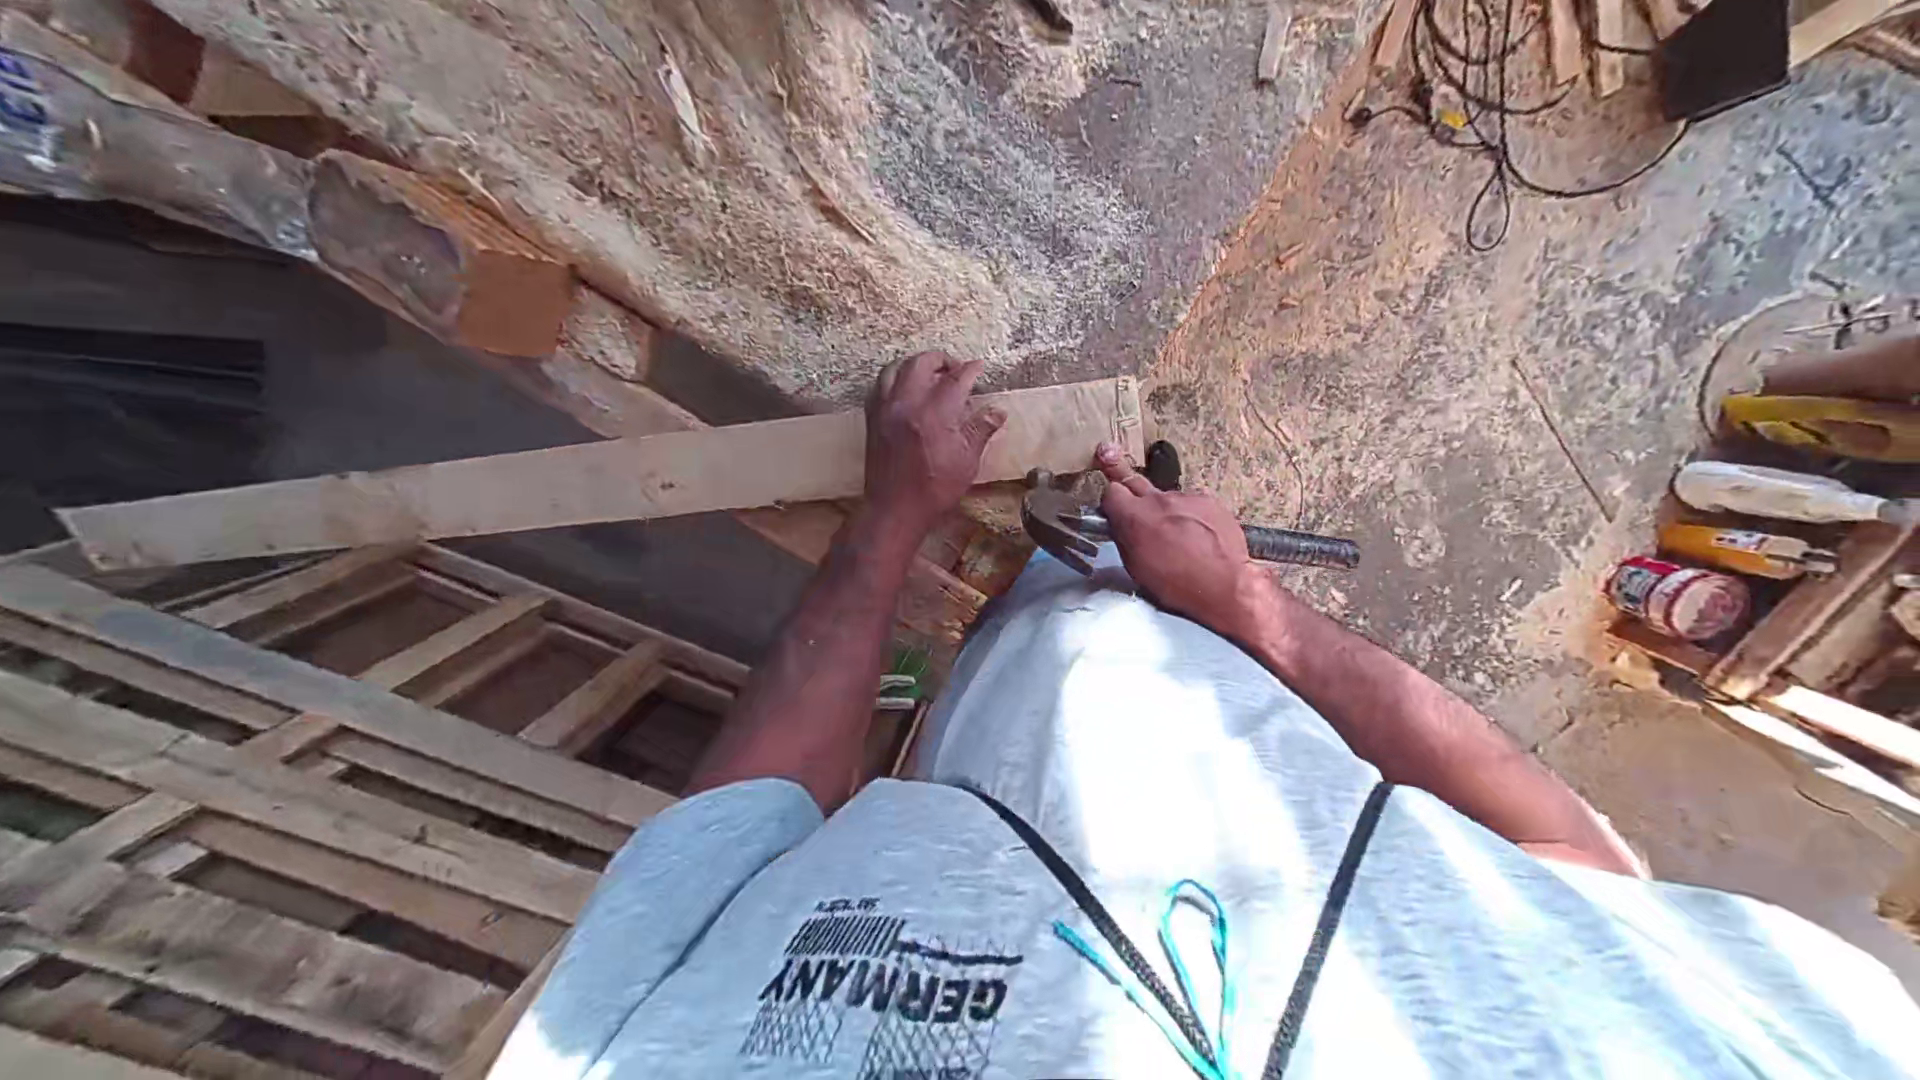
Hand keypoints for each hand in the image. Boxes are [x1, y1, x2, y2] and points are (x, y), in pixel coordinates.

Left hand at [864, 351, 1006, 539]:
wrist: (895, 509)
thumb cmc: (934, 490)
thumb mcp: (967, 462)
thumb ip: (981, 430)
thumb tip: (997, 411)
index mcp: (934, 414)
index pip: (956, 379)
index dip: (970, 370)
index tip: (979, 368)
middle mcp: (906, 404)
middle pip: (922, 363)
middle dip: (942, 360)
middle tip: (955, 369)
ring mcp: (885, 409)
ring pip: (896, 368)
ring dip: (915, 365)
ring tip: (930, 374)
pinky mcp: (873, 418)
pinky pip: (880, 385)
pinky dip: (894, 378)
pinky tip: (905, 388)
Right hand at [1096, 442, 1270, 640]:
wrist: (1223, 585)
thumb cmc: (1176, 584)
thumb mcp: (1136, 566)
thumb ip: (1125, 537)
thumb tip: (1121, 526)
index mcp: (1132, 517)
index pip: (1112, 490)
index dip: (1111, 499)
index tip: (1111, 506)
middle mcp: (1157, 500)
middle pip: (1134, 480)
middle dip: (1121, 475)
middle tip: (1107, 454)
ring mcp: (1186, 498)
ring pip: (1168, 498)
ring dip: (1167, 510)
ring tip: (1177, 536)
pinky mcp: (1209, 501)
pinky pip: (1193, 504)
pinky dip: (1192, 516)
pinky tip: (1198, 536)